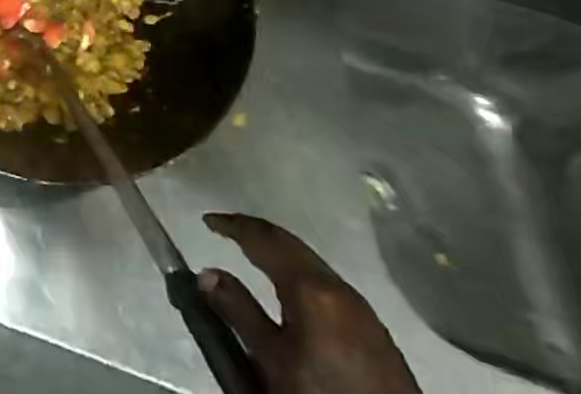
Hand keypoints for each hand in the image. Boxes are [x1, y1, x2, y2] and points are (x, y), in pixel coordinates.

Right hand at [200, 213, 421, 393]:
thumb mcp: (271, 360)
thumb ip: (237, 311)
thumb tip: (208, 274)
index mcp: (312, 288)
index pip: (266, 239)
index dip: (234, 225)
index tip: (207, 220)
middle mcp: (340, 288)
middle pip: (292, 245)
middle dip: (256, 233)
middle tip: (226, 231)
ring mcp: (362, 310)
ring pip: (310, 264)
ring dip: (278, 253)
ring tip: (252, 255)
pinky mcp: (374, 332)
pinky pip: (325, 284)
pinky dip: (298, 273)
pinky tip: (289, 291)